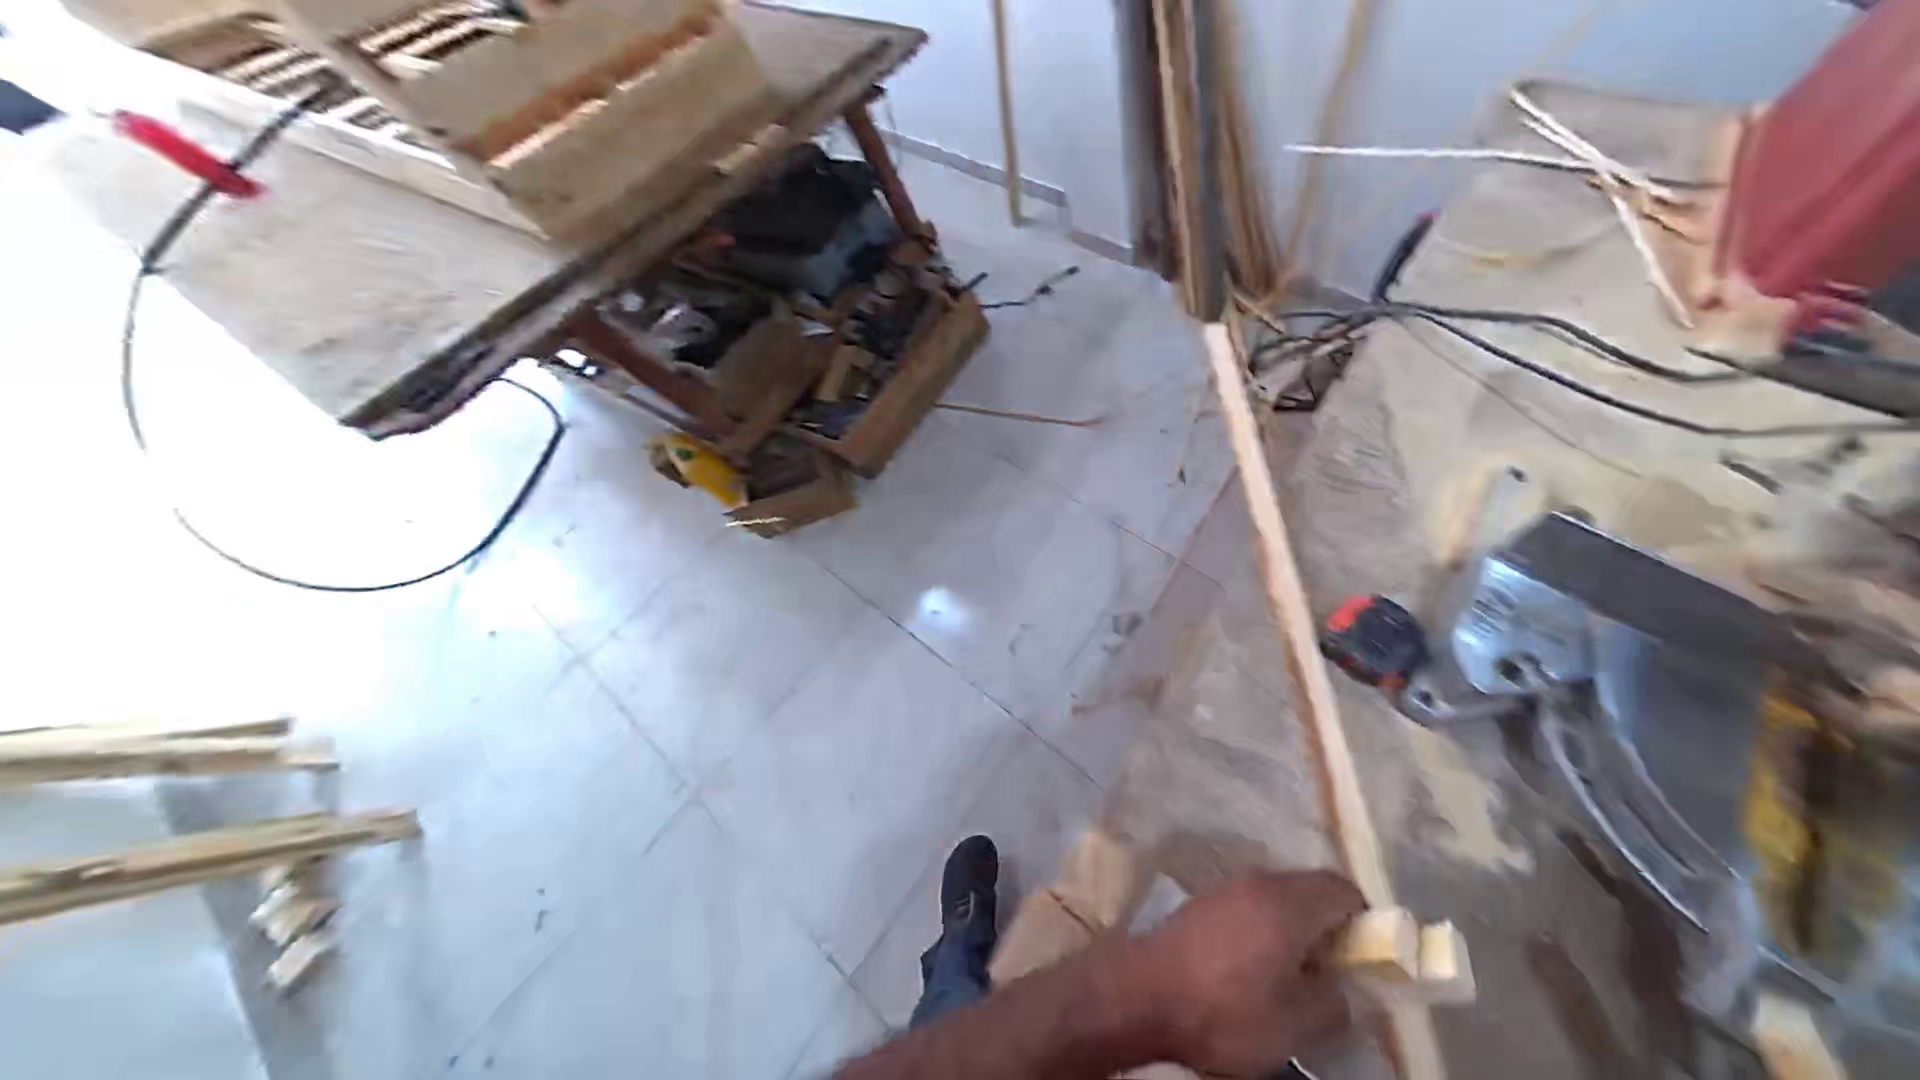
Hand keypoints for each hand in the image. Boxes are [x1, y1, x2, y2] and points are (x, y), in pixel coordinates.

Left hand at [1138, 871, 1365, 1076]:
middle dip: (1330, 927)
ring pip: (1276, 897)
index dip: (1366, 921)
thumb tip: (1344, 988)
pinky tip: (1255, 967)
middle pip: (1308, 889)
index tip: (1370, 958)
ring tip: (1295, 976)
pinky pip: (1248, 905)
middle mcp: (1254, 882)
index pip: (1341, 889)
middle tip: (1335, 973)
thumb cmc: (1225, 1010)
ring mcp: (1223, 888)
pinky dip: (1264, 928)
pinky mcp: (1201, 902)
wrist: (1141, 993)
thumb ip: (1334, 1003)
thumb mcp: (1296, 1025)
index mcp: (1285, 902)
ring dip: (1294, 928)